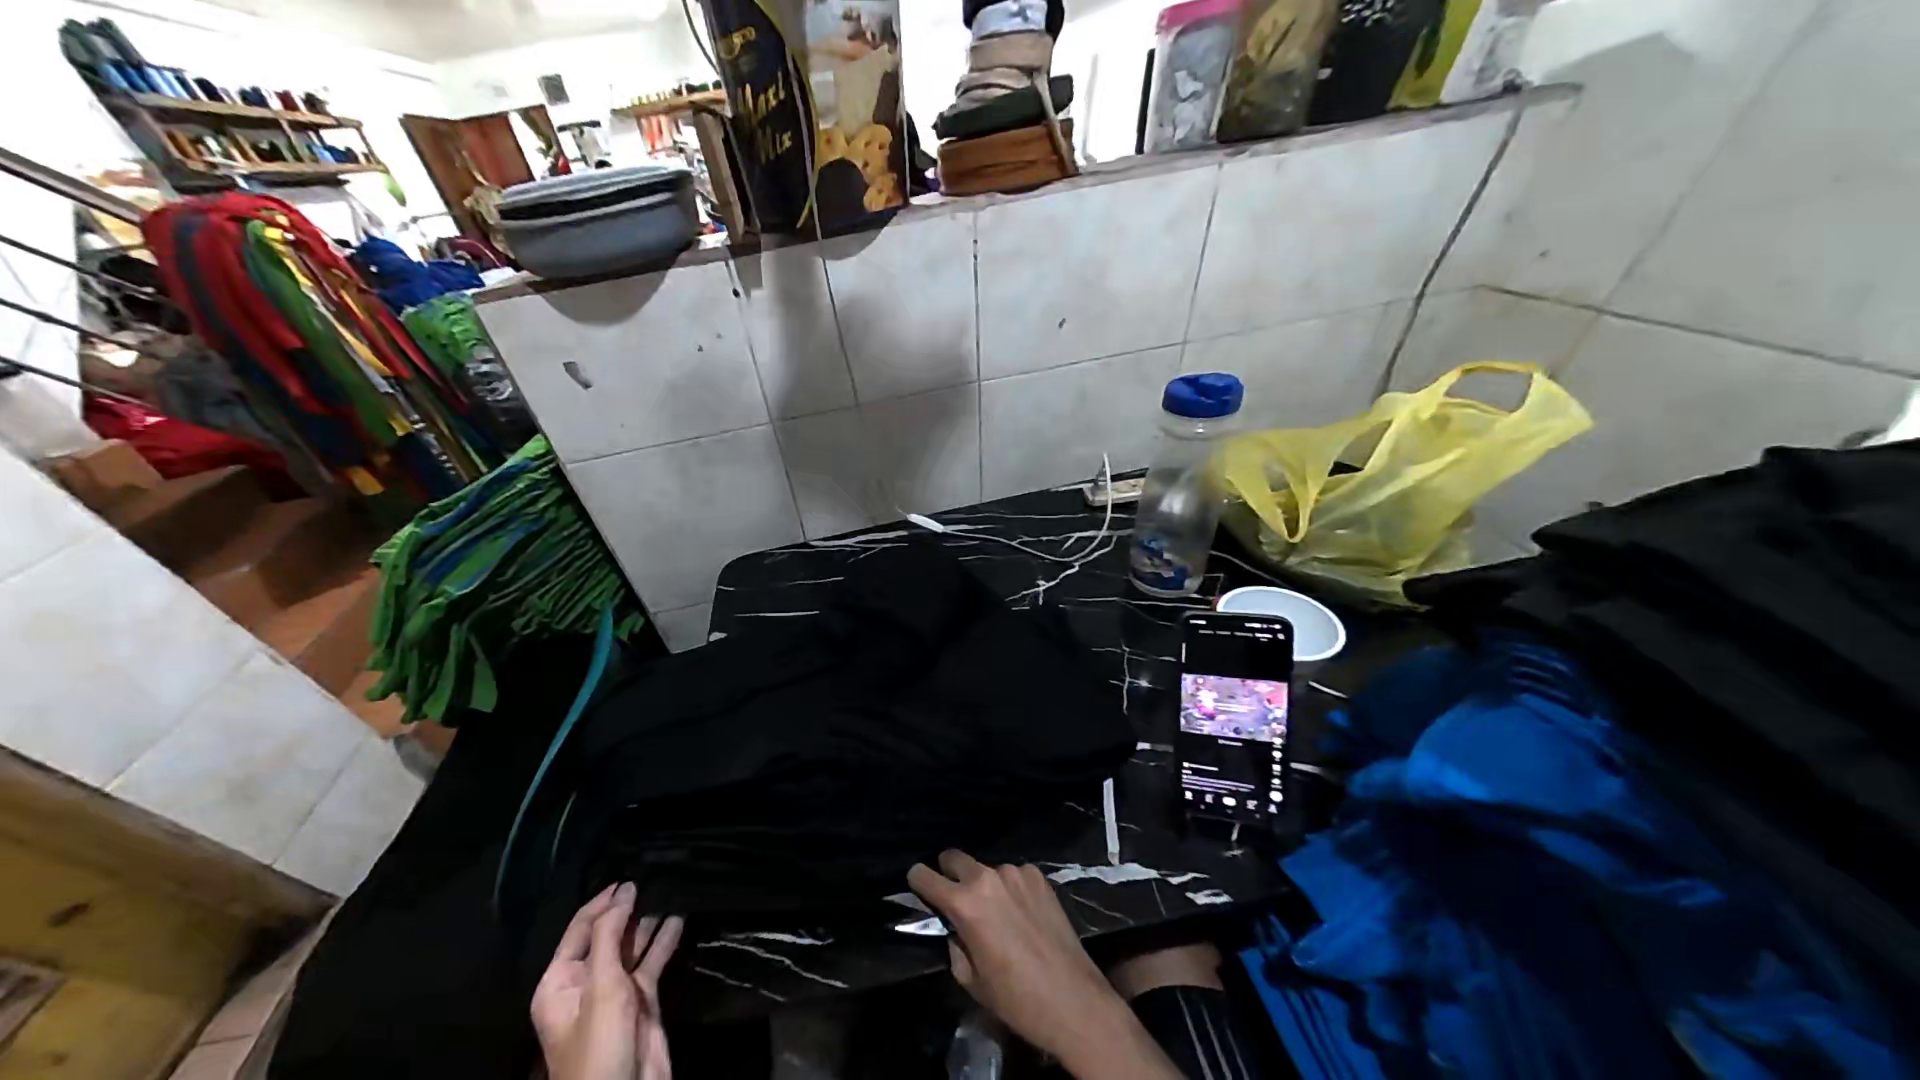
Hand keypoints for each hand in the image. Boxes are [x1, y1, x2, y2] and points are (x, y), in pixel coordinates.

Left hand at [531, 882, 682, 1079]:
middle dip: (628, 909)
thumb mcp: (601, 986)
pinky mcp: (641, 1001)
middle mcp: (586, 982)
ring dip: (648, 923)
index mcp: (561, 982)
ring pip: (632, 947)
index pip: (581, 929)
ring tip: (669, 891)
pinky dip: (664, 941)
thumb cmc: (599, 1044)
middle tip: (654, 878)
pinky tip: (679, 919)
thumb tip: (624, 891)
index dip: (603, 903)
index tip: (629, 878)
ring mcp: (615, 992)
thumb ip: (612, 935)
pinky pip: (651, 962)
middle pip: (608, 935)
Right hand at [907, 852, 1179, 1079]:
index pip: (925, 875)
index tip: (917, 887)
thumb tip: (954, 928)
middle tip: (954, 898)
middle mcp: (989, 877)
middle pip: (954, 858)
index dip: (917, 881)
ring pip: (986, 869)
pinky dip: (1009, 888)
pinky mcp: (1039, 877)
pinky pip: (1013, 875)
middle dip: (948, 873)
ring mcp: (1017, 873)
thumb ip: (955, 943)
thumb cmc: (1016, 998)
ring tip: (995, 913)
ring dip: (982, 884)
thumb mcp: (971, 979)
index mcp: (965, 903)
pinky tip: (1020, 913)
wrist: (1074, 1000)